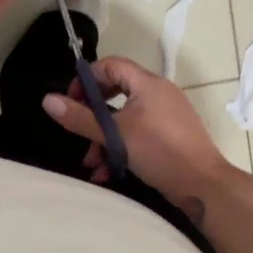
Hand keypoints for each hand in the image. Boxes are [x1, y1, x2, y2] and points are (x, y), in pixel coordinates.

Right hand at [39, 56, 235, 201]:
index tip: (72, 102)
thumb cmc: (160, 152)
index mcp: (148, 84)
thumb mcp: (114, 135)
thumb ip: (80, 118)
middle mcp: (159, 94)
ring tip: (91, 163)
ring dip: (104, 138)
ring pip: (125, 118)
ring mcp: (167, 115)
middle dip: (93, 115)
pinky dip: (121, 147)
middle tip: (78, 128)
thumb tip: (47, 100)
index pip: (110, 65)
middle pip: (115, 92)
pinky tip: (108, 171)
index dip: (87, 79)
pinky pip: (138, 133)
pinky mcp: (171, 136)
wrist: (205, 186)